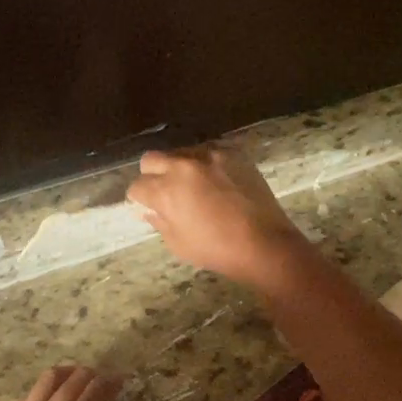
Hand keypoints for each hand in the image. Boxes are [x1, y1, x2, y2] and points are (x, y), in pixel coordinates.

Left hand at [0, 366, 131, 400]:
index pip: (96, 392)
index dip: (112, 382)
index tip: (124, 381)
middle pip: (74, 379)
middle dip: (93, 376)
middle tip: (105, 386)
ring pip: (49, 378)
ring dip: (69, 375)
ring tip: (79, 387)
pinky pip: (31, 394)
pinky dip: (47, 390)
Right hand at [127, 145, 317, 293]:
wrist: (264, 242)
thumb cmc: (218, 250)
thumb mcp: (178, 244)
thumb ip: (159, 220)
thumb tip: (147, 208)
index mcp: (166, 190)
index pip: (137, 186)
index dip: (139, 199)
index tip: (147, 206)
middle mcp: (183, 165)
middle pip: (151, 159)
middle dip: (152, 175)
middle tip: (165, 192)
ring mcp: (209, 154)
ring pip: (180, 152)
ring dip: (179, 167)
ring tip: (195, 186)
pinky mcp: (231, 152)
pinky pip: (207, 150)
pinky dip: (205, 162)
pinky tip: (215, 180)